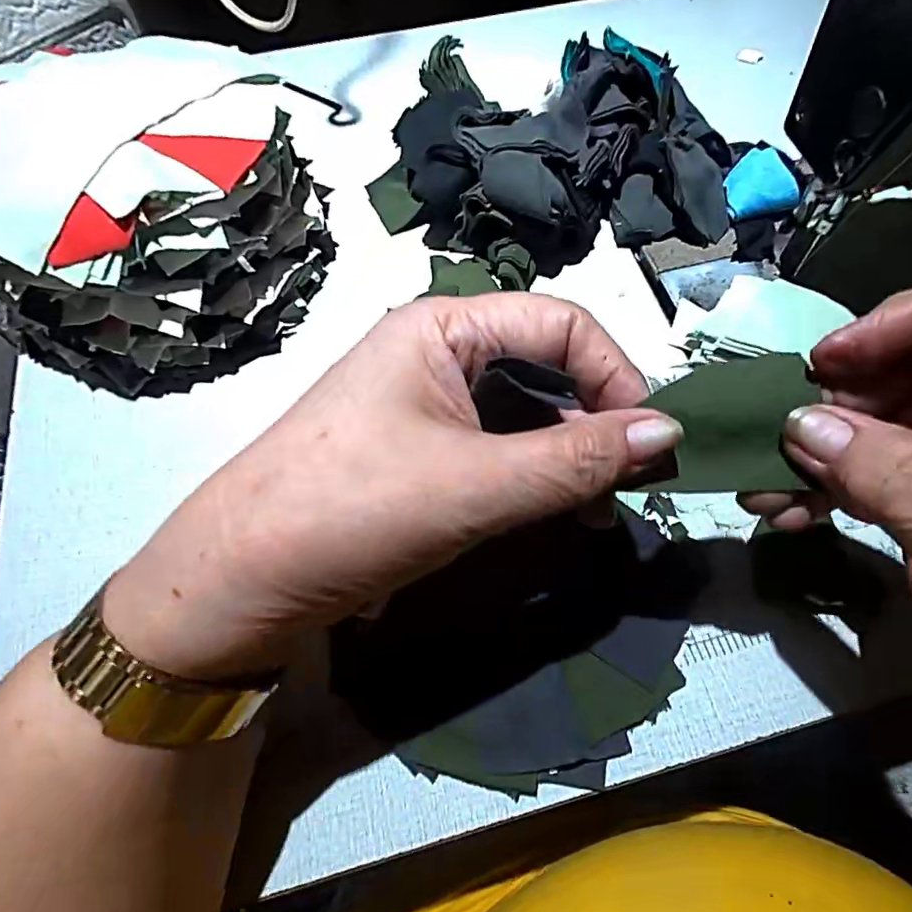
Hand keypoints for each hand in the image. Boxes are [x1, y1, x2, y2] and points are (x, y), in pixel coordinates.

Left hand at [103, 294, 680, 679]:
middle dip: (600, 419)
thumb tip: (670, 431)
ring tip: (602, 507)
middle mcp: (444, 354)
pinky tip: (566, 510)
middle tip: (632, 478)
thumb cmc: (354, 511)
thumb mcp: (479, 484)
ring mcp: (437, 404)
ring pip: (535, 412)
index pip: (562, 325)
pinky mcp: (434, 451)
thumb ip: (577, 459)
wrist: (241, 585)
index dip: (614, 374)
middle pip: (552, 366)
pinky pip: (511, 447)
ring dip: (578, 454)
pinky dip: (547, 475)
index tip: (646, 437)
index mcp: (445, 328)